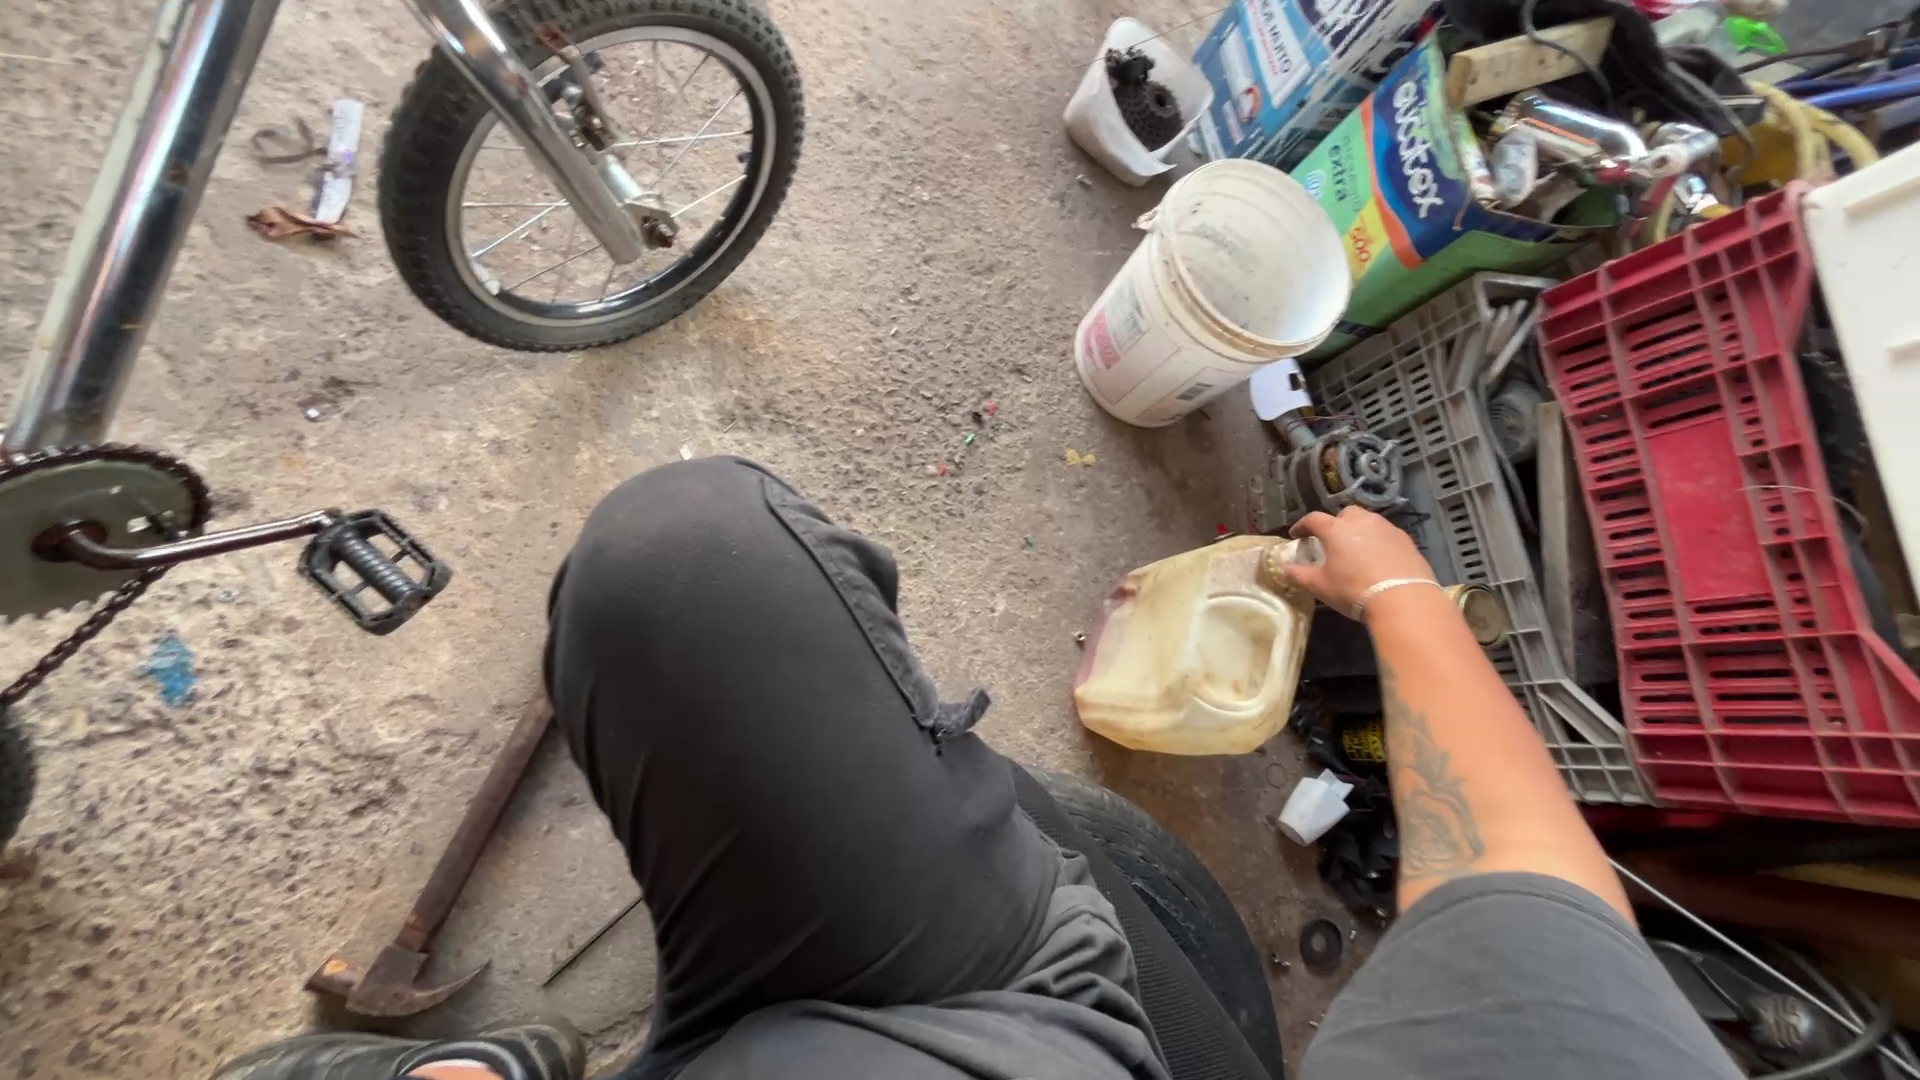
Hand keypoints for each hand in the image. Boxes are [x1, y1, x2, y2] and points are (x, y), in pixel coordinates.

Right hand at [1281, 507, 1436, 618]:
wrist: (1403, 599)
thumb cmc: (1353, 590)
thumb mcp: (1319, 586)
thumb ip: (1299, 575)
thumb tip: (1284, 569)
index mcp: (1336, 530)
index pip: (1313, 519)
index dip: (1302, 526)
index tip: (1296, 535)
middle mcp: (1362, 522)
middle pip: (1345, 514)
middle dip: (1336, 523)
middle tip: (1332, 541)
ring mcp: (1387, 529)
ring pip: (1369, 521)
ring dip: (1359, 531)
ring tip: (1356, 549)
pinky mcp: (1407, 540)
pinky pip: (1386, 534)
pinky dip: (1378, 541)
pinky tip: (1378, 559)